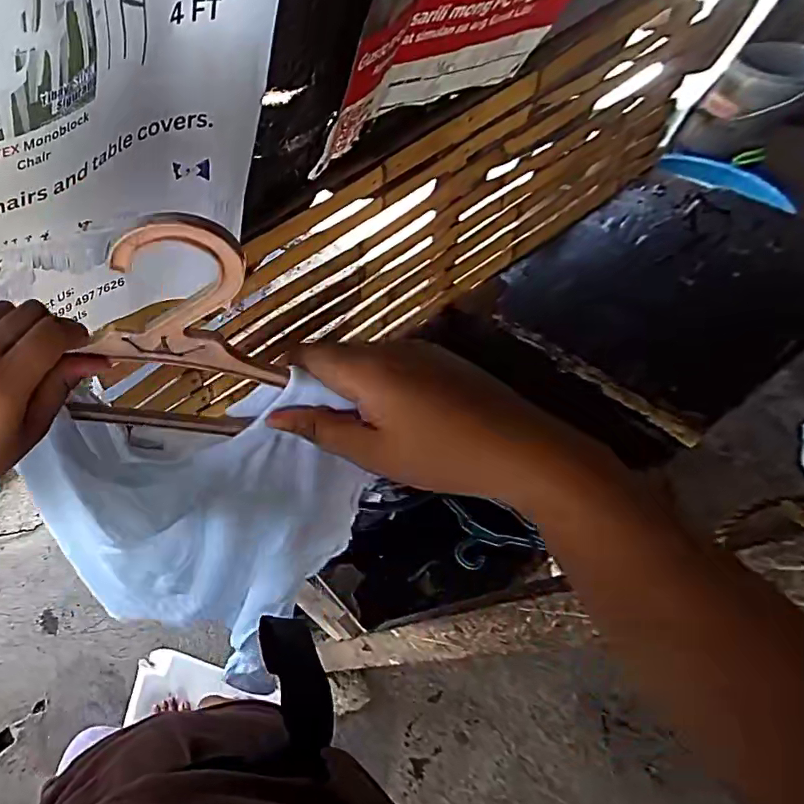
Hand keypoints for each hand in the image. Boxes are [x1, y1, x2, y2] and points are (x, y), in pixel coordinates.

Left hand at [0, 301, 106, 505]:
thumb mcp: (34, 426)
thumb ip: (60, 384)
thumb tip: (91, 357)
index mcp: (5, 381)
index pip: (49, 334)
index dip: (73, 332)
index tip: (82, 342)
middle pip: (29, 312)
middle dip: (51, 325)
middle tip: (56, 348)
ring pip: (2, 310)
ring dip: (22, 324)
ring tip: (23, 351)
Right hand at [266, 341, 628, 515]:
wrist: (528, 450)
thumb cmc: (441, 456)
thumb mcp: (373, 452)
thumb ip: (321, 429)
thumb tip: (276, 415)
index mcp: (366, 369)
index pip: (307, 354)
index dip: (284, 371)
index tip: (277, 398)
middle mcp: (389, 347)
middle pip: (335, 353)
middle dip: (316, 379)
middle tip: (316, 420)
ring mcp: (419, 348)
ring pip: (364, 357)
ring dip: (347, 381)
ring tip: (356, 421)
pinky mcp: (441, 358)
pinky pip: (391, 360)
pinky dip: (376, 379)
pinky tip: (393, 412)